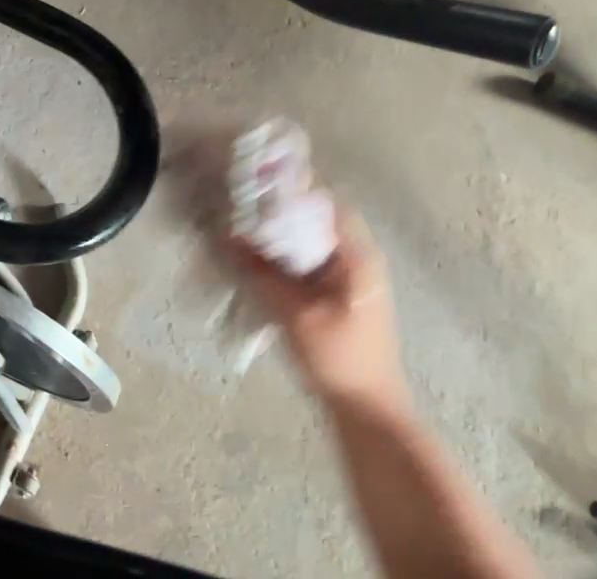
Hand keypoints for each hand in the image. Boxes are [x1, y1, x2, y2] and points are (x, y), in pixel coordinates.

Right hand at [228, 208, 407, 410]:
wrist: (369, 409)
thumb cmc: (339, 357)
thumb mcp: (294, 313)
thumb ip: (261, 272)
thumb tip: (228, 237)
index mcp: (358, 257)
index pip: (328, 204)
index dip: (294, 191)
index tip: (257, 186)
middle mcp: (358, 261)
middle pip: (317, 221)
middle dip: (279, 214)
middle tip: (241, 211)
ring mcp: (350, 280)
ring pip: (310, 243)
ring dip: (279, 237)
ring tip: (242, 233)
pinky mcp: (338, 297)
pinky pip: (308, 264)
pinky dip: (284, 258)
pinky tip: (257, 263)